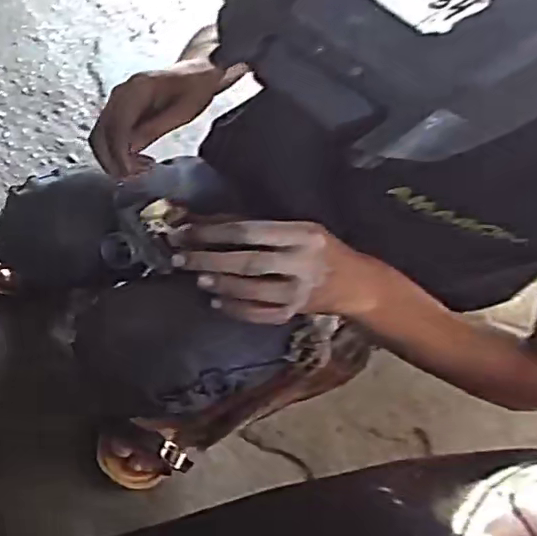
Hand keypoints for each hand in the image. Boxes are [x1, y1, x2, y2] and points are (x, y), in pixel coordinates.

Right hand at [88, 58, 235, 177]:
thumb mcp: (181, 112)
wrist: (195, 73)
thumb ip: (152, 130)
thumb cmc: (194, 88)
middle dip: (111, 160)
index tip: (127, 172)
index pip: (116, 127)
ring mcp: (115, 101)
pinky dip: (114, 151)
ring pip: (99, 137)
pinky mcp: (116, 111)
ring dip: (111, 158)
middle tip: (128, 177)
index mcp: (136, 89)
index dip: (118, 153)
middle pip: (100, 134)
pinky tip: (132, 159)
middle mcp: (119, 94)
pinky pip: (106, 135)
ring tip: (134, 170)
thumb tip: (129, 151)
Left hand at [175, 220, 381, 323]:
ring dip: (219, 284)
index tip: (182, 234)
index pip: (248, 232)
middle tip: (178, 259)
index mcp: (302, 235)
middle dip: (206, 260)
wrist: (358, 284)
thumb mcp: (291, 229)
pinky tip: (216, 302)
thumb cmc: (315, 249)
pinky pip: (259, 314)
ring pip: (251, 289)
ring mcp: (300, 292)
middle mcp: (303, 263)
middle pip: (246, 262)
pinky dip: (234, 309)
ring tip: (197, 279)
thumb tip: (194, 221)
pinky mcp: (295, 313)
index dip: (210, 232)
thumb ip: (245, 225)